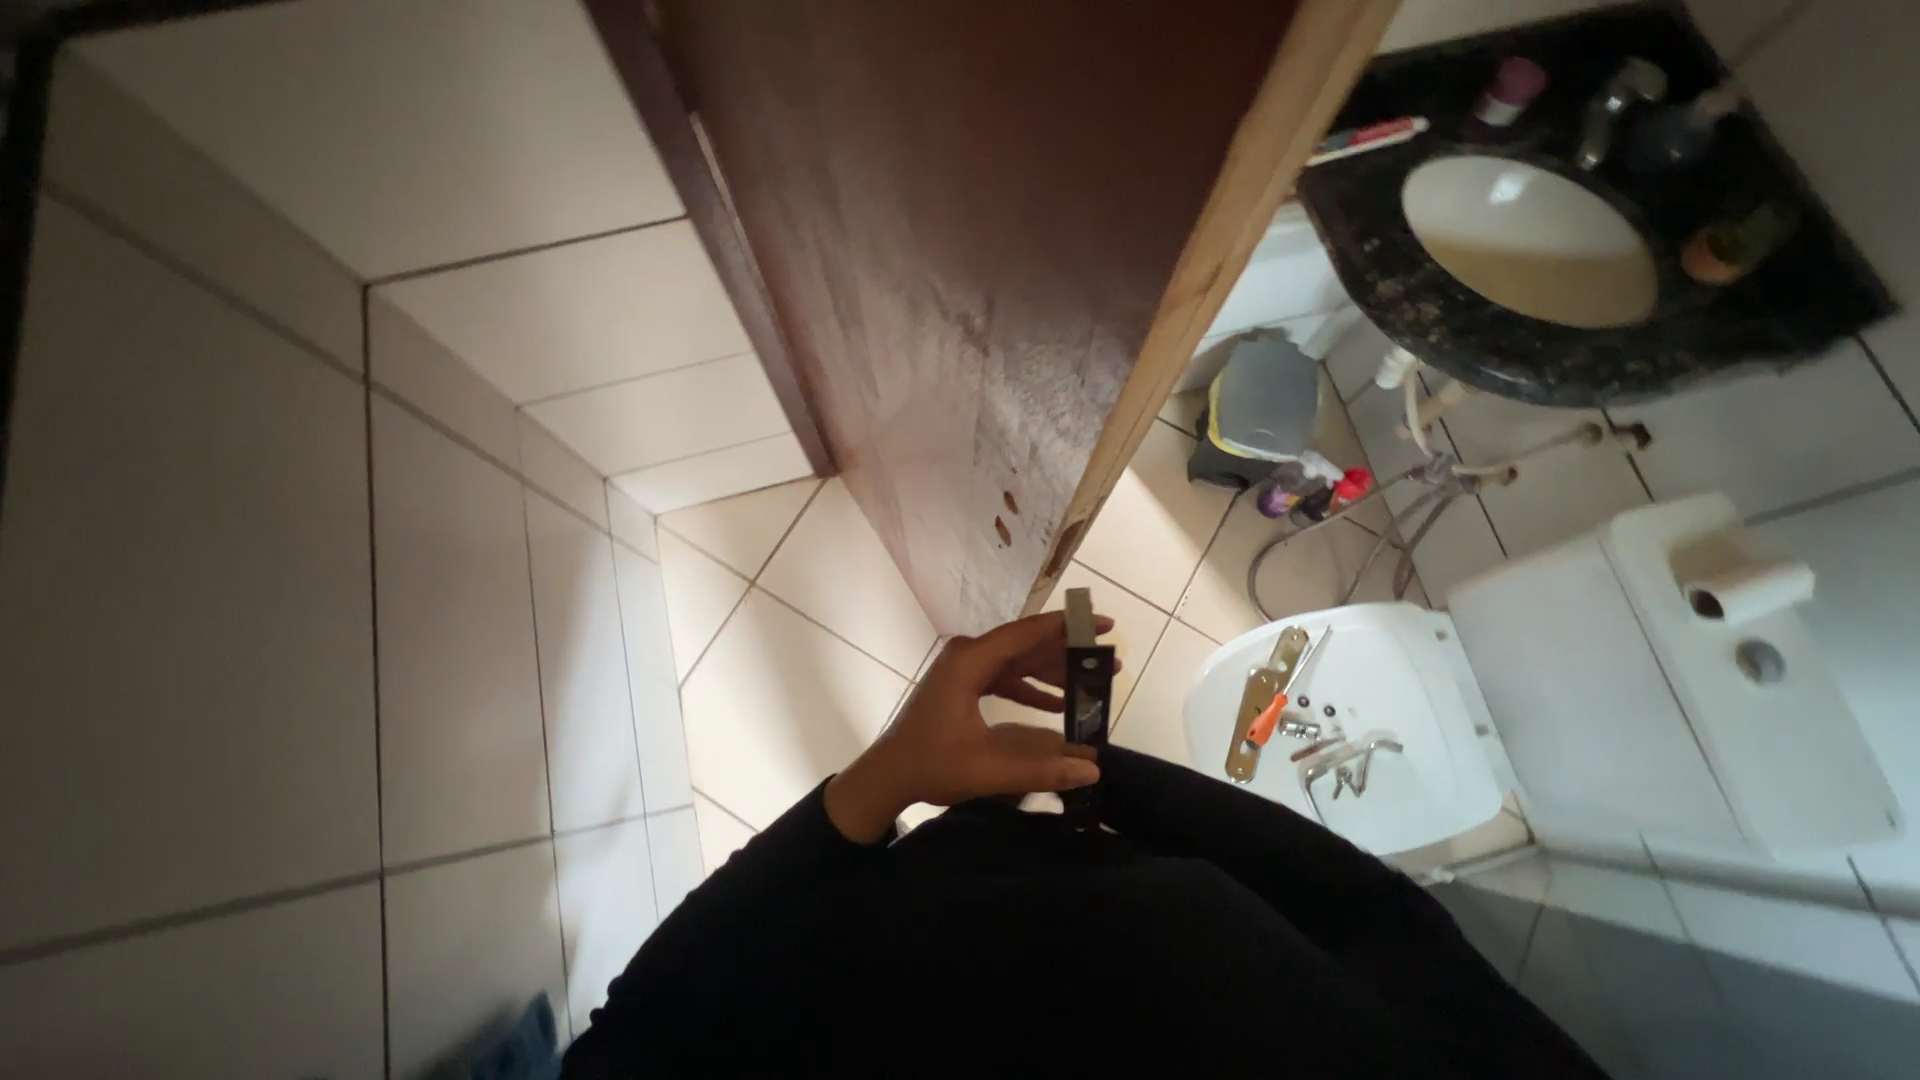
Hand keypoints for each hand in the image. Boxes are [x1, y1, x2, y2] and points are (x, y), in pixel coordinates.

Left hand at [822, 611, 1113, 842]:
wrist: (887, 775)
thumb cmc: (931, 765)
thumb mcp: (988, 770)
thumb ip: (1042, 768)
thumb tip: (1093, 768)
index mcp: (969, 661)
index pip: (1026, 634)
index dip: (1067, 627)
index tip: (1103, 624)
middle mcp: (967, 656)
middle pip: (1025, 644)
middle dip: (1067, 652)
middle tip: (1108, 659)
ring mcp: (963, 669)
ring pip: (1017, 661)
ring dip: (1052, 671)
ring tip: (1091, 682)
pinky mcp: (962, 684)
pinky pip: (1005, 677)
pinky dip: (1031, 689)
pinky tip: (1058, 706)